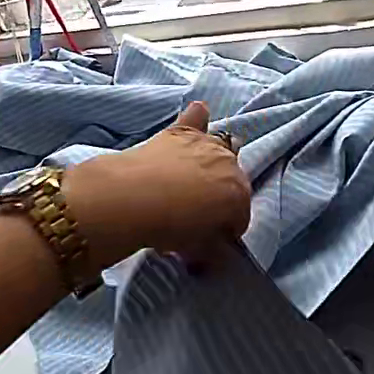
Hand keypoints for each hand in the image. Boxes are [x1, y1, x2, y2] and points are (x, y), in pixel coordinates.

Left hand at [61, 102, 251, 268]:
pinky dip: (197, 117)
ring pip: (220, 147)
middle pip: (231, 182)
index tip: (208, 239)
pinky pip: (196, 117)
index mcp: (239, 196)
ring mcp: (205, 144)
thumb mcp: (194, 250)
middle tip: (194, 214)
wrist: (134, 197)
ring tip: (196, 175)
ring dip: (213, 160)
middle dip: (219, 197)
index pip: (239, 217)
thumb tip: (204, 261)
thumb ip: (207, 253)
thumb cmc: (170, 227)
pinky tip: (198, 112)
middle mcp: (229, 165)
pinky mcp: (180, 132)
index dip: (224, 231)